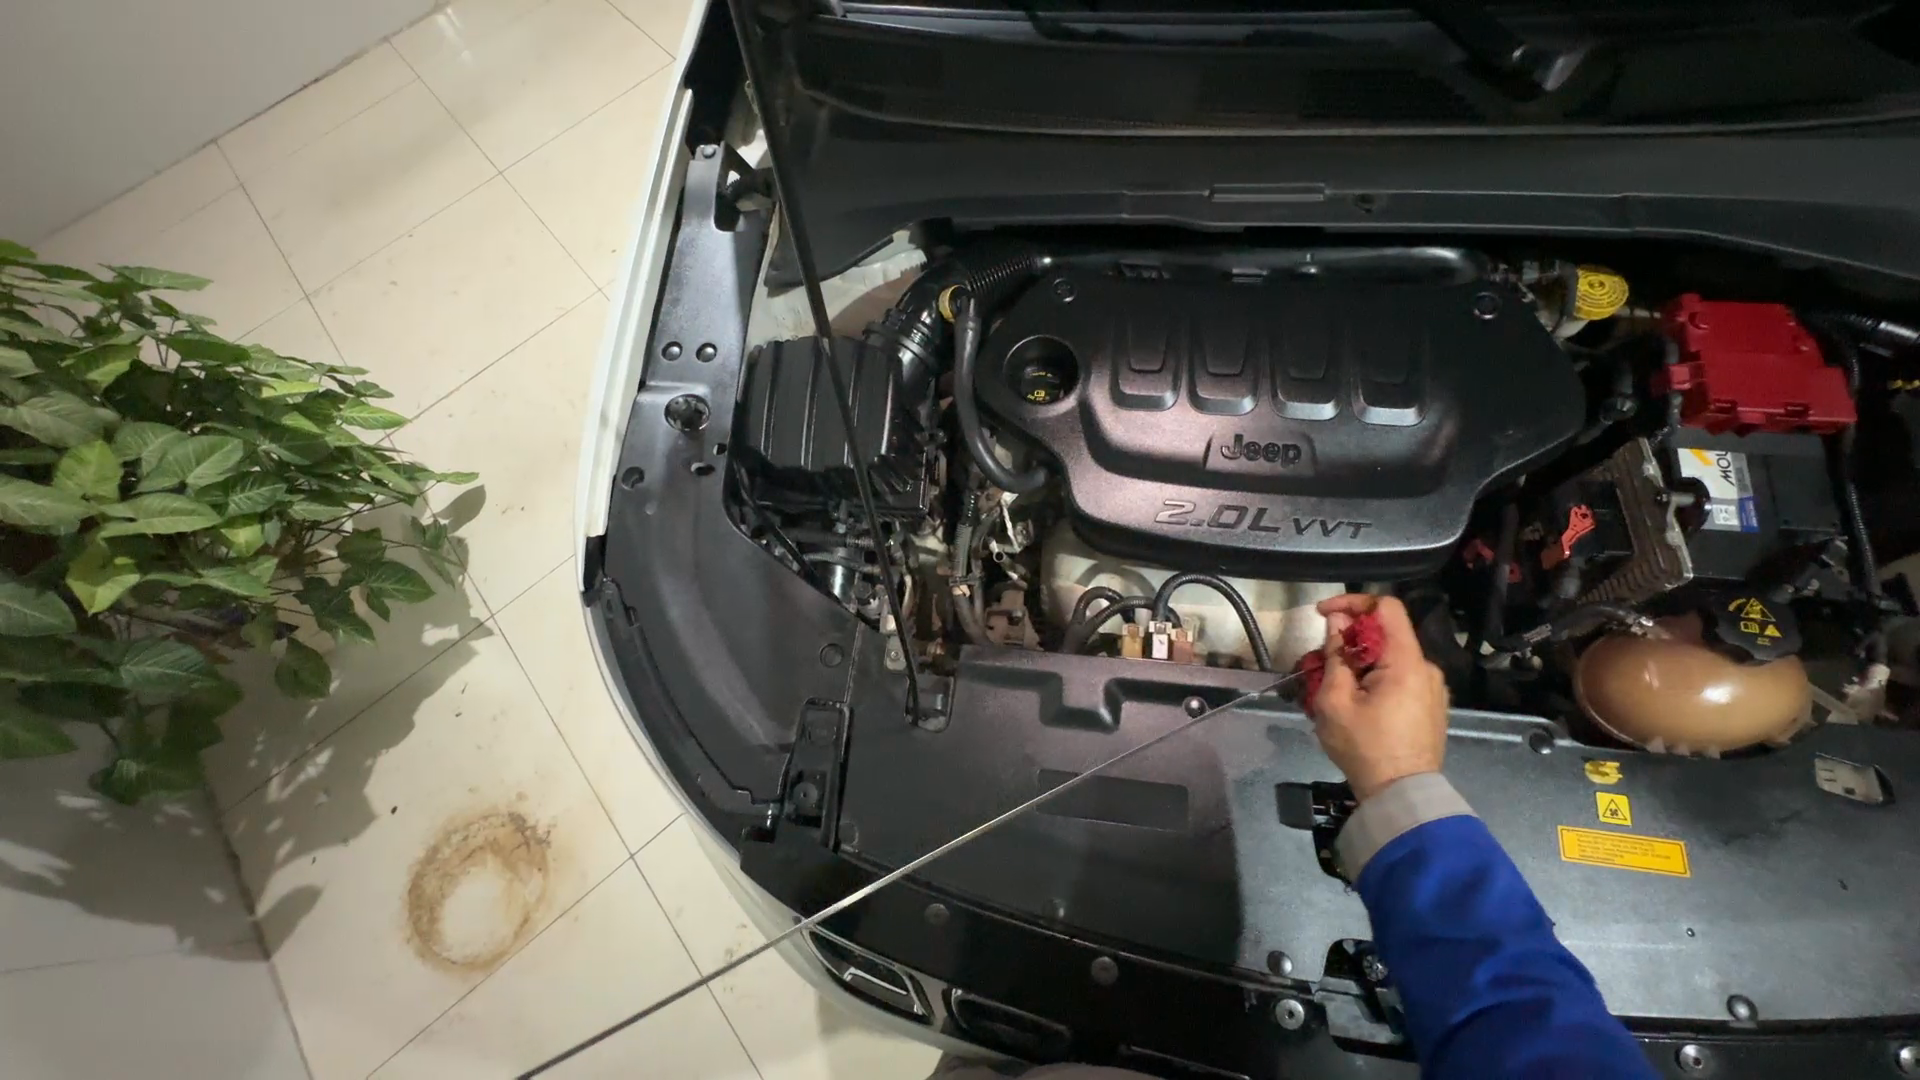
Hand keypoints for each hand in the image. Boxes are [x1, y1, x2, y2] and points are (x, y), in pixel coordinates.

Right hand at [1312, 594, 1449, 802]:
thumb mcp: (1335, 701)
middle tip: (1319, 660)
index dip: (1352, 602)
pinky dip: (1374, 677)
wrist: (1403, 795)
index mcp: (1405, 662)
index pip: (1386, 607)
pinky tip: (1355, 701)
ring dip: (1359, 661)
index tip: (1323, 615)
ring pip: (1390, 657)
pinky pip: (1399, 677)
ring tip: (1332, 686)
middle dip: (1349, 639)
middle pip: (1386, 633)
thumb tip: (1337, 624)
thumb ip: (1336, 656)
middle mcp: (1426, 668)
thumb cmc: (1364, 747)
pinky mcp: (1430, 705)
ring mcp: (1432, 688)